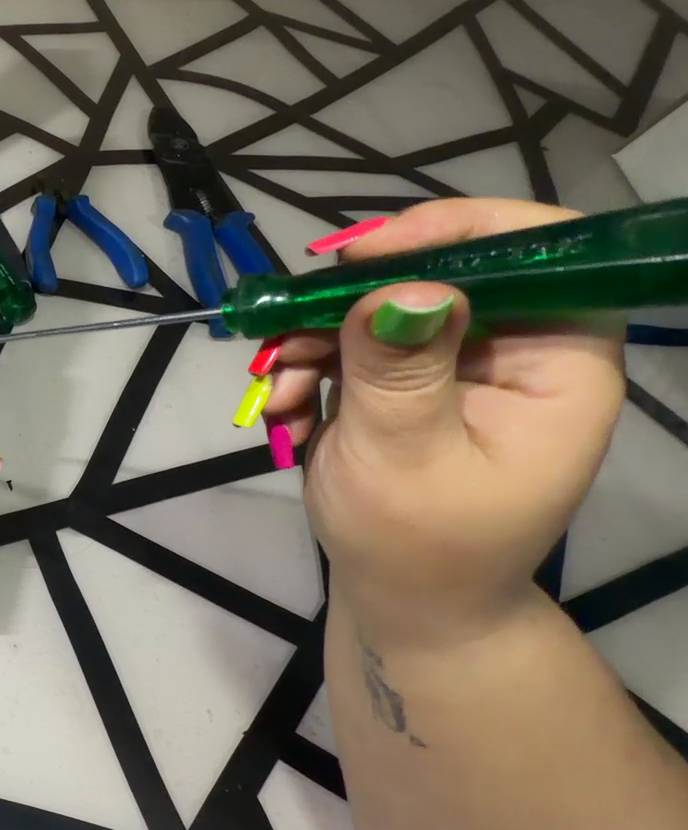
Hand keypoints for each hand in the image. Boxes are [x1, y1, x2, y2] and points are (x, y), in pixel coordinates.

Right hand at [266, 199, 625, 643]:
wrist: (400, 594)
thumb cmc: (420, 538)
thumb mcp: (402, 454)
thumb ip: (401, 370)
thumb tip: (401, 288)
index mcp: (553, 366)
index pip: (537, 256)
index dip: (455, 234)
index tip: (363, 254)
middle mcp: (507, 351)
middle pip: (431, 276)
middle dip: (343, 304)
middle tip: (283, 332)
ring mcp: (447, 364)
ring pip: (371, 308)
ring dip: (308, 341)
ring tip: (276, 391)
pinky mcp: (397, 380)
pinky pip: (342, 342)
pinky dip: (301, 366)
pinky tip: (282, 407)